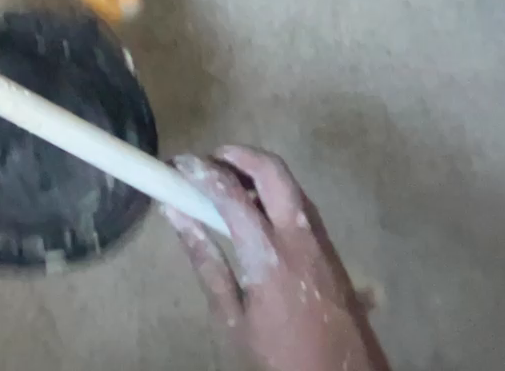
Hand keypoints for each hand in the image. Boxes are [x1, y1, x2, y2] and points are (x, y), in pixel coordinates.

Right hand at [164, 147, 389, 370]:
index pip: (229, 191)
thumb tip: (173, 211)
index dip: (198, 169)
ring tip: (224, 184)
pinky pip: (298, 201)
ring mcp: (321, 241)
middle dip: (234, 153)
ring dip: (254, 169)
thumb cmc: (283, 356)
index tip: (174, 165)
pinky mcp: (331, 250)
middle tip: (205, 164)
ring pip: (288, 181)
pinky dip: (271, 190)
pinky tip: (252, 211)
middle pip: (270, 169)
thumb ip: (204, 259)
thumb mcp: (232, 316)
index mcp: (269, 256)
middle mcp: (299, 237)